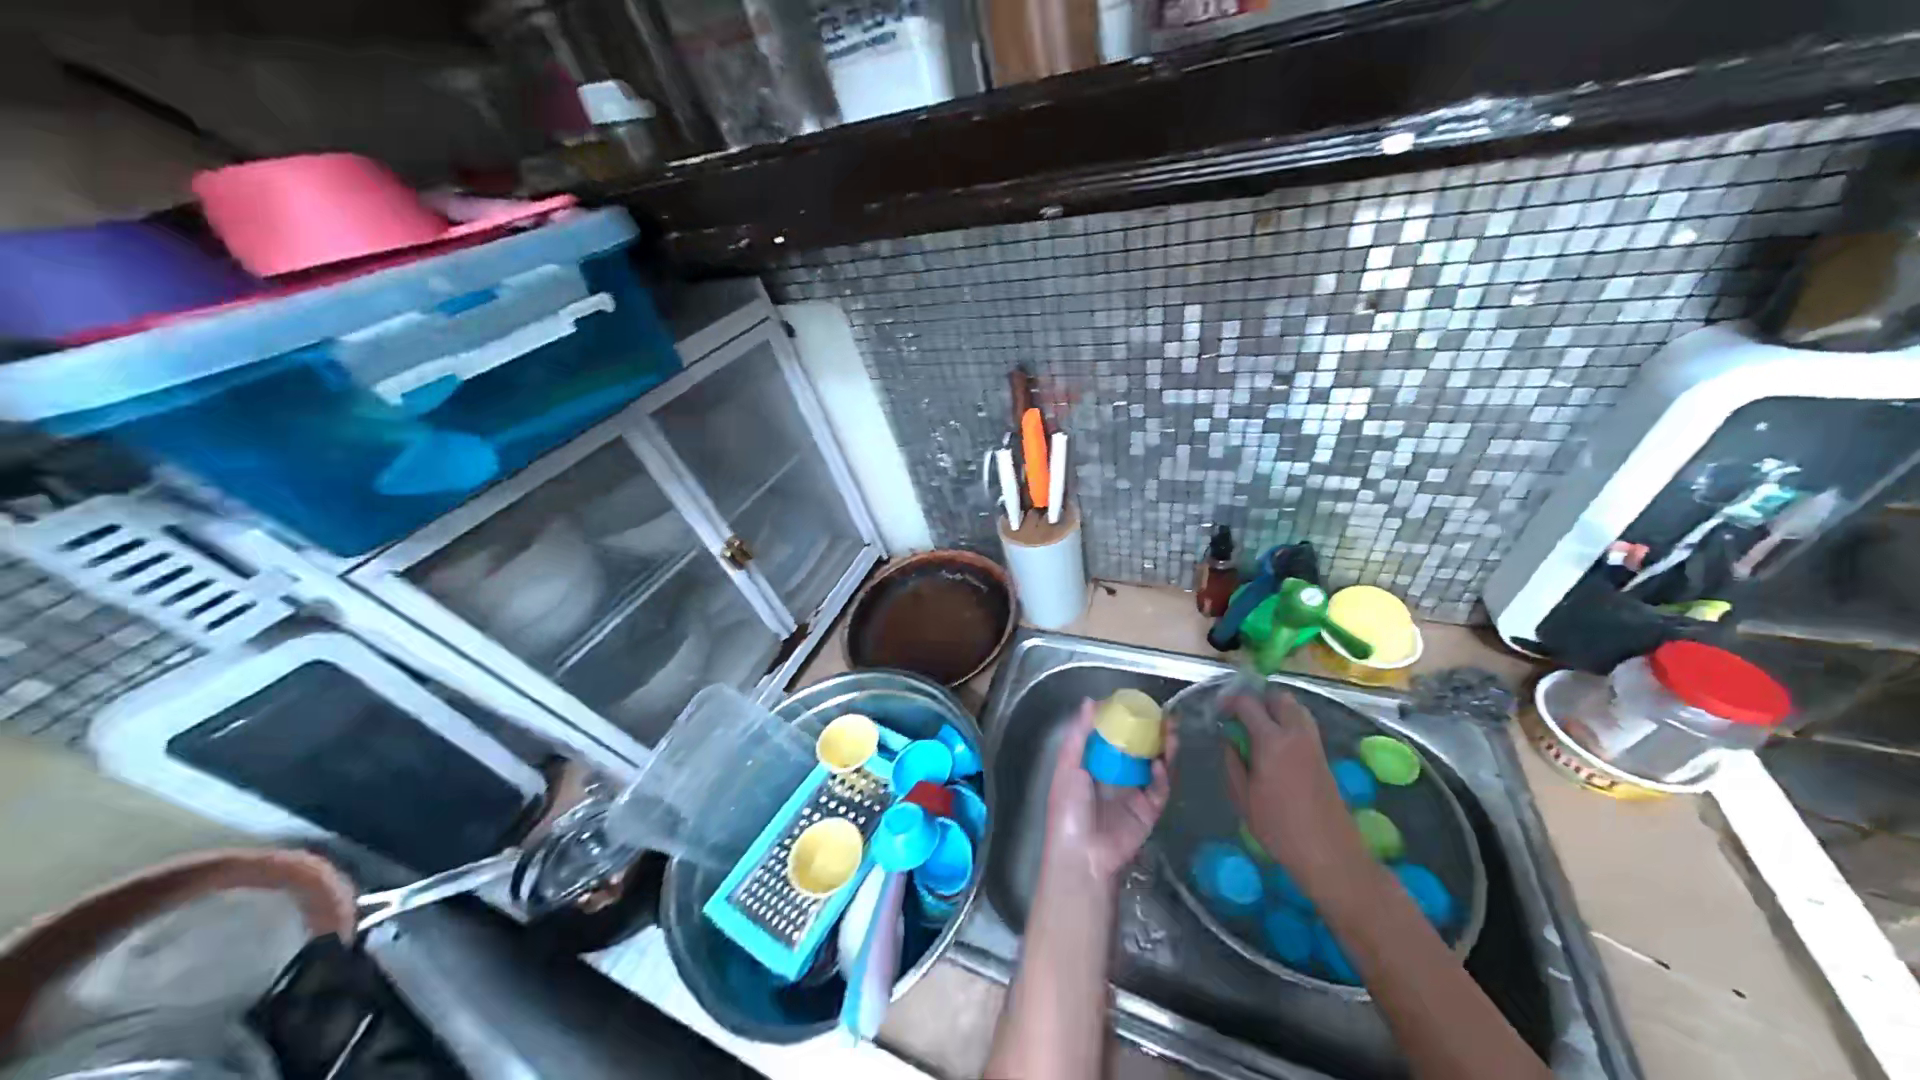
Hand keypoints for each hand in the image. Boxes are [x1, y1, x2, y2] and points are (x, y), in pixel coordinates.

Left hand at [1041, 698, 1174, 885]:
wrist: (1083, 854)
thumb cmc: (1068, 808)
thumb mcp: (1068, 767)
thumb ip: (1080, 734)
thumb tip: (1089, 702)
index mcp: (1094, 764)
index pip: (1113, 736)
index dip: (1125, 720)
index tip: (1136, 704)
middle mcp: (1116, 776)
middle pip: (1139, 749)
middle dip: (1151, 732)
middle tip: (1163, 716)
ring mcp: (1134, 793)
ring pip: (1155, 765)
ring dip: (1164, 749)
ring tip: (1171, 732)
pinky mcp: (1148, 811)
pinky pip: (1160, 790)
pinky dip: (1162, 776)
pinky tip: (1160, 765)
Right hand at [1221, 688, 1367, 892]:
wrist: (1330, 854)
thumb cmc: (1279, 828)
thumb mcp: (1243, 798)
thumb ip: (1232, 763)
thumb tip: (1229, 741)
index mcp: (1271, 741)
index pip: (1248, 703)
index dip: (1230, 702)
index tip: (1219, 713)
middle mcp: (1295, 734)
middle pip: (1278, 697)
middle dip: (1257, 699)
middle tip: (1240, 716)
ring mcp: (1313, 744)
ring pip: (1296, 708)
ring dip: (1276, 709)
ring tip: (1258, 728)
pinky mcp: (1323, 756)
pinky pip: (1304, 725)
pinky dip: (1288, 722)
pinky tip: (1275, 744)